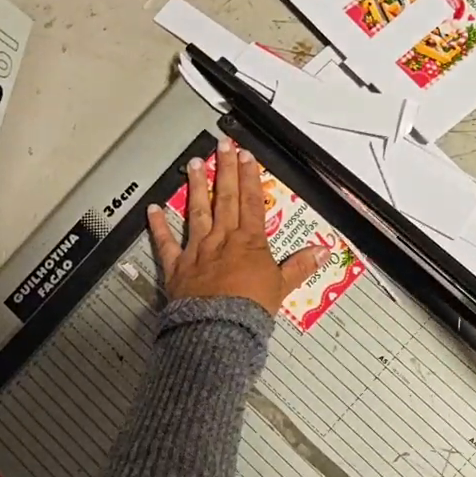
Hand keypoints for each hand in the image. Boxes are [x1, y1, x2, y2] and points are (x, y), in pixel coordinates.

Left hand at [147, 139, 324, 312]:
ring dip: (196, 186)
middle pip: (224, 198)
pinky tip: (153, 209)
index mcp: (249, 242)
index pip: (250, 202)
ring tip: (193, 164)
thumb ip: (300, 266)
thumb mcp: (282, 286)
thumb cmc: (249, 310)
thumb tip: (322, 252)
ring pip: (197, 211)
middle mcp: (222, 239)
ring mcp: (198, 250)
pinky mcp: (178, 266)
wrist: (218, 329)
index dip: (249, 177)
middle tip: (222, 146)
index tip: (246, 156)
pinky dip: (158, 226)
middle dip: (224, 170)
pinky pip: (166, 243)